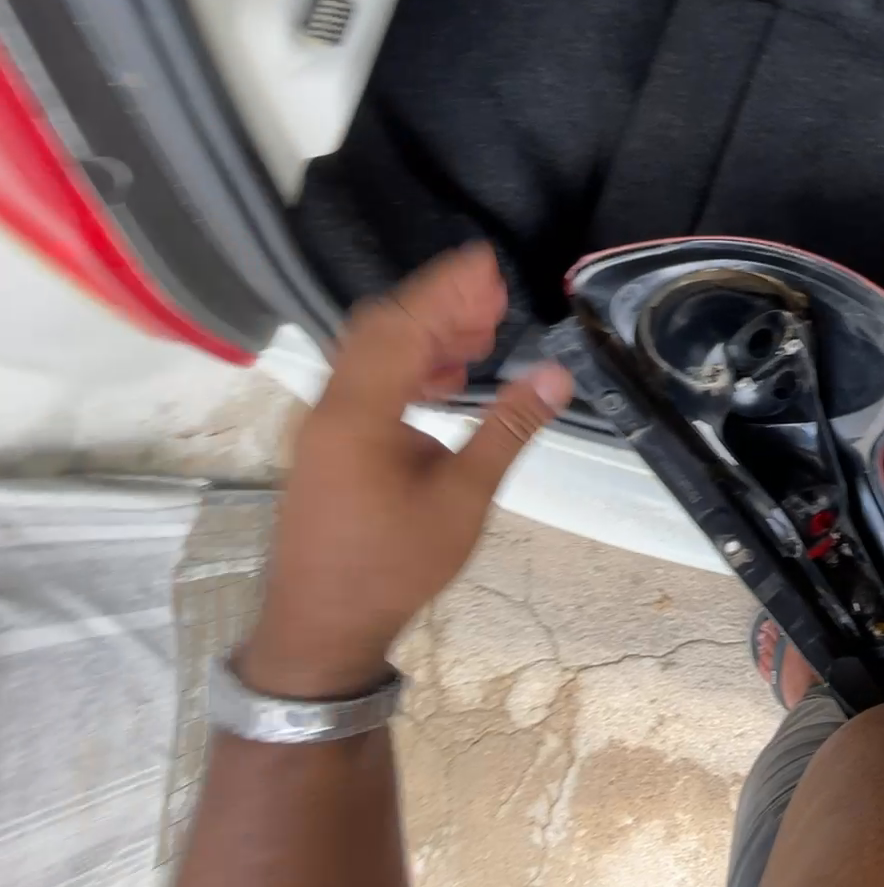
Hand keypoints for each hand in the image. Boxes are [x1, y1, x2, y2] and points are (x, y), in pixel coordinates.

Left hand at [238, 244, 572, 697]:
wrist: (322, 624)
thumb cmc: (396, 562)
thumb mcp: (466, 495)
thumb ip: (509, 427)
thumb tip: (557, 372)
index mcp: (360, 413)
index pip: (403, 327)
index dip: (445, 288)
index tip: (485, 262)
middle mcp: (334, 407)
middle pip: (383, 330)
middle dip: (441, 304)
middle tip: (497, 294)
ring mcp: (329, 425)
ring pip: (376, 355)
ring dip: (429, 333)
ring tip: (484, 329)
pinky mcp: (334, 444)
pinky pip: (373, 382)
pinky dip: (414, 365)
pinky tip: (451, 377)